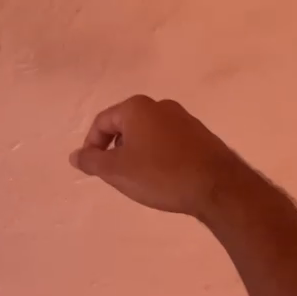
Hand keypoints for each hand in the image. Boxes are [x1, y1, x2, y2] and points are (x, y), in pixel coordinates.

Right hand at [69, 96, 264, 222]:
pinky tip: (163, 177)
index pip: (102, 122)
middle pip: (125, 125)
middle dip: (115, 149)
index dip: (92, 146)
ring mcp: (185, 120)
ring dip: (138, 153)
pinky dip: (159, 156)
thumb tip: (76, 156)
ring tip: (139, 178)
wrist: (220, 188)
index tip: (93, 168)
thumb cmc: (160, 174)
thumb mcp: (116, 171)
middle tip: (115, 174)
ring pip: (148, 134)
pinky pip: (169, 142)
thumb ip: (91, 161)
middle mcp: (160, 107)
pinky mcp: (202, 136)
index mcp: (136, 108)